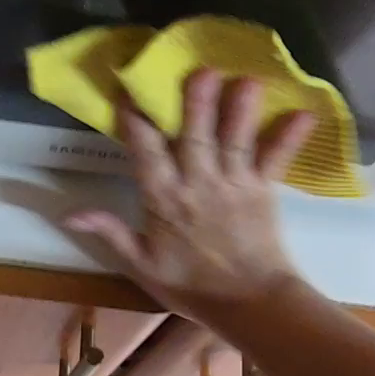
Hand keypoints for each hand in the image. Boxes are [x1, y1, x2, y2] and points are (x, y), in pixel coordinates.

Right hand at [64, 69, 314, 321]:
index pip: (146, 153)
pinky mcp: (264, 192)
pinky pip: (276, 161)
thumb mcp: (140, 264)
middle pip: (194, 138)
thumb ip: (110, 232)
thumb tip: (69, 212)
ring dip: (240, 111)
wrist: (248, 305)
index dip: (137, 121)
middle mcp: (198, 186)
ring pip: (234, 142)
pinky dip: (289, 139)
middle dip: (196, 103)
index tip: (130, 91)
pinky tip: (304, 114)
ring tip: (248, 79)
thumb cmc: (190, 286)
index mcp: (163, 201)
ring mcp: (234, 187)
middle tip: (200, 69)